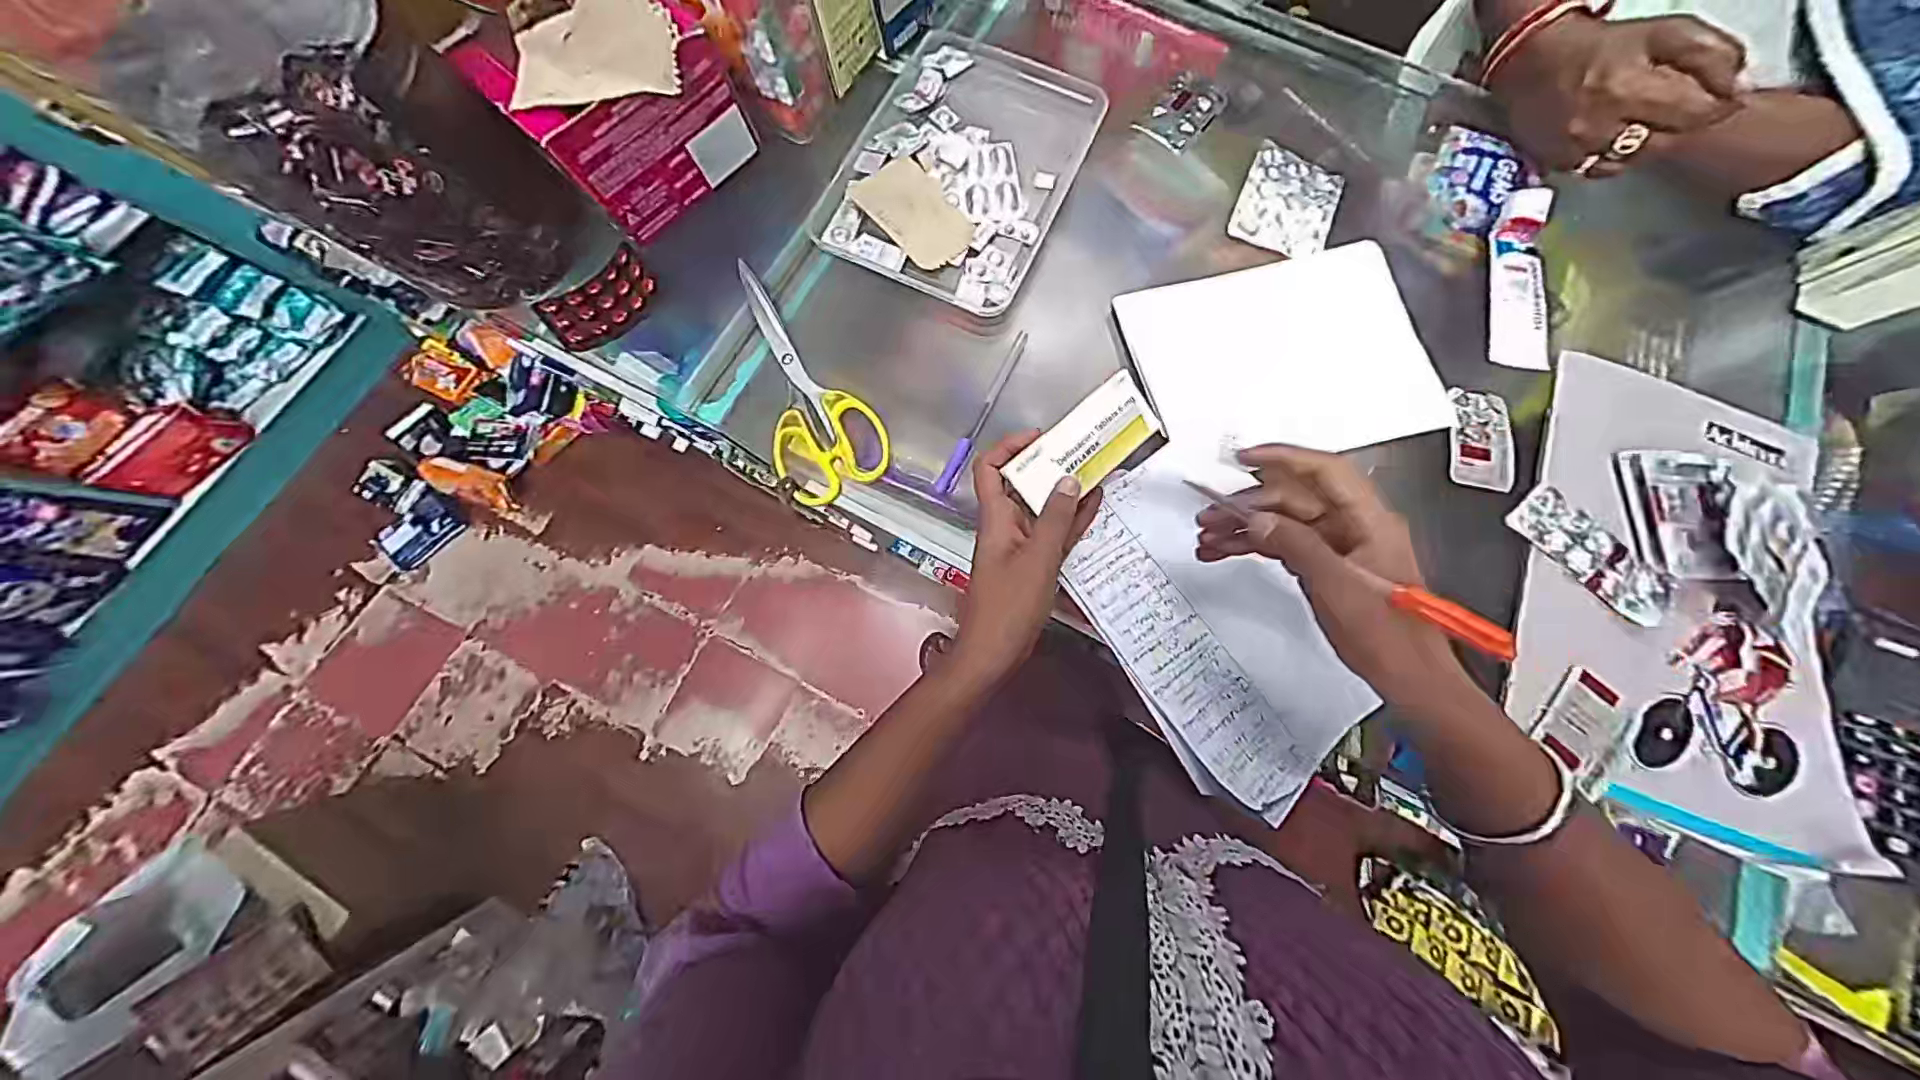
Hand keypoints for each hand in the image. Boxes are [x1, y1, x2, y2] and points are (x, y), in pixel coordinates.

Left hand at [951, 431, 1101, 684]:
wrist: (992, 653)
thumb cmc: (1007, 609)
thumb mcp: (1037, 559)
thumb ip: (1055, 519)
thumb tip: (1068, 480)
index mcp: (996, 519)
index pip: (991, 468)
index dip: (1010, 447)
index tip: (1041, 439)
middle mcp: (1005, 527)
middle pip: (1020, 485)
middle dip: (1048, 467)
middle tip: (1079, 453)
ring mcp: (1019, 546)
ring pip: (1040, 509)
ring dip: (1063, 492)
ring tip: (1094, 473)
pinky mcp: (1031, 565)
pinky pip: (1051, 534)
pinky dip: (1069, 520)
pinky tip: (1092, 507)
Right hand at [1193, 445, 1463, 703]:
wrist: (1408, 676)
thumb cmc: (1391, 637)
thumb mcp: (1337, 585)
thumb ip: (1297, 546)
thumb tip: (1260, 520)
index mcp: (1370, 522)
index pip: (1324, 471)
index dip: (1282, 457)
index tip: (1245, 458)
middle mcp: (1354, 528)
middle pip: (1293, 500)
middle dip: (1248, 505)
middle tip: (1212, 515)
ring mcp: (1339, 547)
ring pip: (1283, 523)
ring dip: (1245, 528)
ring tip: (1211, 537)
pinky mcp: (1327, 566)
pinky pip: (1284, 545)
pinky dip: (1256, 546)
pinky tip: (1230, 550)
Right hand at [1491, 14, 1744, 175]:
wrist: (1534, 65)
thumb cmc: (1602, 46)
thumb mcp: (1668, 32)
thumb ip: (1712, 54)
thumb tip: (1739, 86)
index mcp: (1631, 89)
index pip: (1694, 114)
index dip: (1714, 108)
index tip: (1718, 102)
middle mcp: (1598, 126)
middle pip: (1662, 142)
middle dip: (1674, 127)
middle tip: (1673, 109)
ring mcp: (1573, 149)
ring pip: (1628, 160)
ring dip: (1640, 144)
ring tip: (1635, 121)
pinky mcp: (1555, 162)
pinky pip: (1594, 168)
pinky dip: (1607, 156)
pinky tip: (1607, 136)